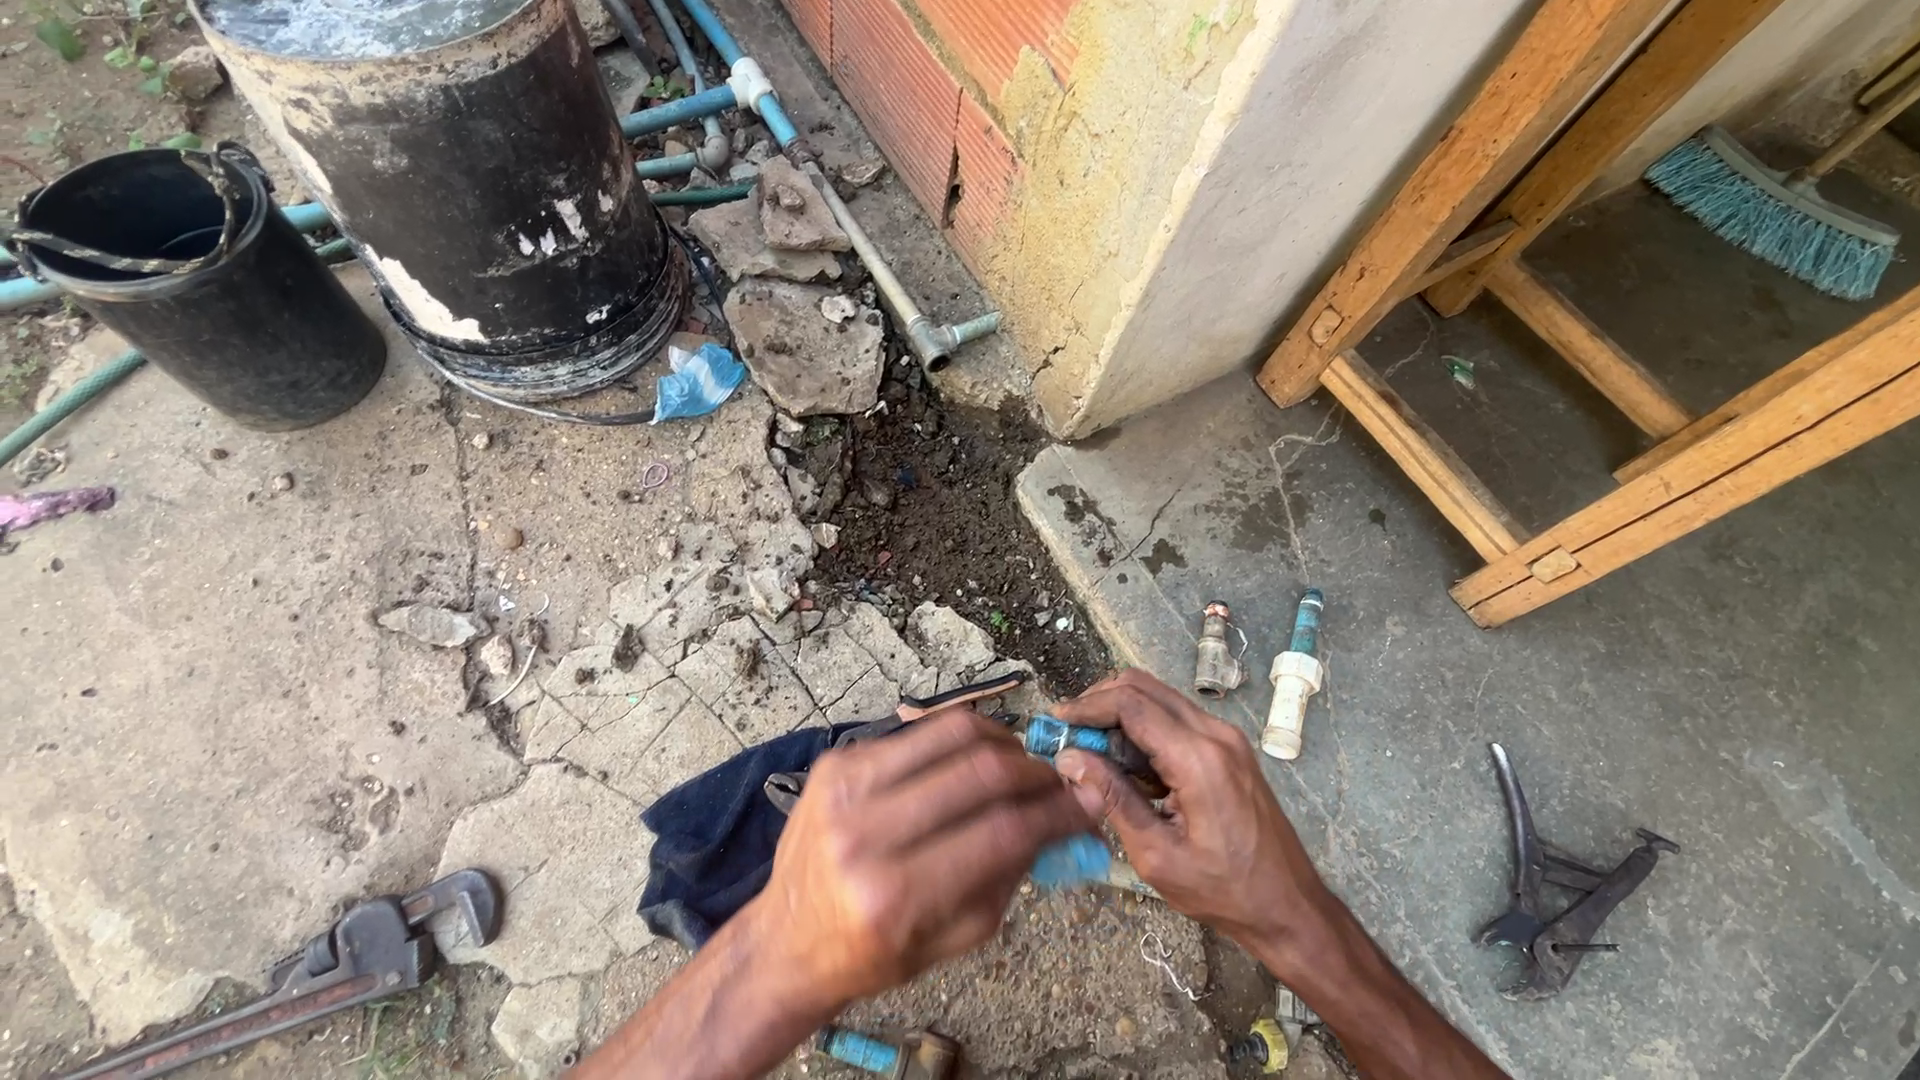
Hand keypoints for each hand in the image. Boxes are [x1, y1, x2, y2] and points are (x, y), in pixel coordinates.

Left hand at [745, 709, 1091, 1006]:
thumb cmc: (874, 951)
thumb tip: (1059, 816)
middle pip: (980, 772)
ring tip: (1018, 762)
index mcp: (896, 894)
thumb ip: (1010, 876)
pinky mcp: (836, 762)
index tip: (1088, 803)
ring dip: (1002, 742)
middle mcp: (865, 833)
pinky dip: (957, 741)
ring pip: (951, 732)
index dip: (1057, 812)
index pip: (1001, 833)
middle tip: (1056, 780)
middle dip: (1035, 771)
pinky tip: (970, 760)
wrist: (788, 938)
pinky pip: (917, 732)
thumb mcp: (954, 939)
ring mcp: (845, 788)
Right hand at [1051, 669, 1335, 956]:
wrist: (1291, 907)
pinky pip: (1175, 718)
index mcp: (1199, 758)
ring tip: (1089, 750)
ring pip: (1158, 697)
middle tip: (1068, 734)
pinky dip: (1142, 728)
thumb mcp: (1157, 854)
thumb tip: (1069, 758)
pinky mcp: (1227, 748)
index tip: (1055, 723)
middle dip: (1098, 702)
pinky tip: (1125, 764)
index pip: (1130, 703)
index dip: (1086, 706)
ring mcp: (1225, 738)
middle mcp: (1215, 734)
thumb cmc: (1225, 891)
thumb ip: (1113, 798)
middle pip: (1143, 687)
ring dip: (1118, 713)